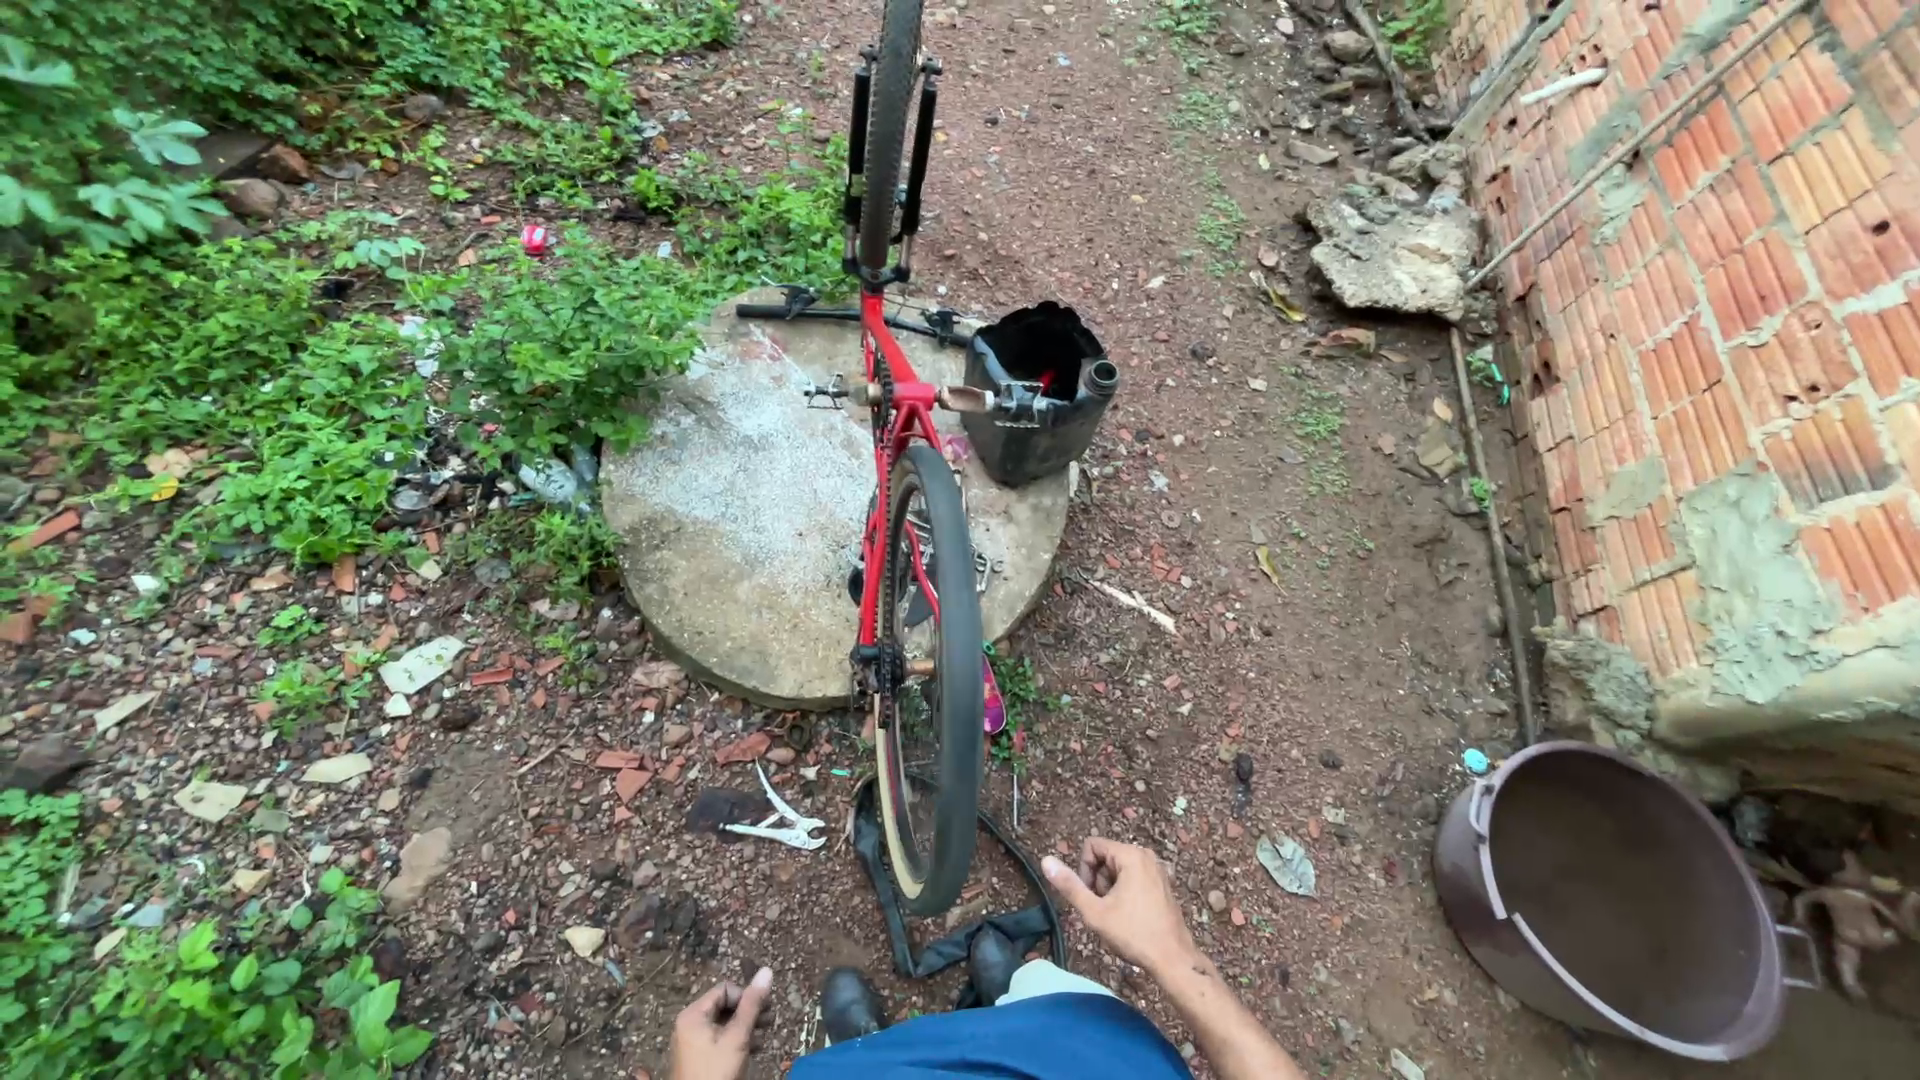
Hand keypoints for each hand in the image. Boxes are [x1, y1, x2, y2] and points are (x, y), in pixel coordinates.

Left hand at [669, 967, 772, 1079]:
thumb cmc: (717, 1072)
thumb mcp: (737, 1037)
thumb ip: (752, 1004)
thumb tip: (767, 970)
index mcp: (693, 1015)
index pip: (725, 989)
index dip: (746, 996)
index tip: (764, 1009)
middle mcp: (690, 1024)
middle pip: (725, 1005)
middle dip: (749, 1011)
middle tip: (770, 1019)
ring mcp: (693, 1041)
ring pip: (725, 1023)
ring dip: (747, 1026)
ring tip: (765, 1034)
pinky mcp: (699, 1056)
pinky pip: (720, 1038)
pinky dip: (737, 1039)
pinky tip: (754, 1048)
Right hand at [1043, 836, 1199, 976]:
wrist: (1174, 960)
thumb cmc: (1133, 934)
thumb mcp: (1095, 912)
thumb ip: (1070, 885)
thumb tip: (1045, 860)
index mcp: (1131, 855)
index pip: (1091, 846)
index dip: (1084, 870)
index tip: (1090, 897)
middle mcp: (1146, 855)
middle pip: (1105, 857)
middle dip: (1098, 881)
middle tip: (1104, 909)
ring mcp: (1157, 869)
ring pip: (1118, 868)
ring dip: (1110, 889)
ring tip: (1116, 914)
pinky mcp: (1163, 883)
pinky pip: (1133, 876)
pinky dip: (1125, 892)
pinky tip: (1130, 916)